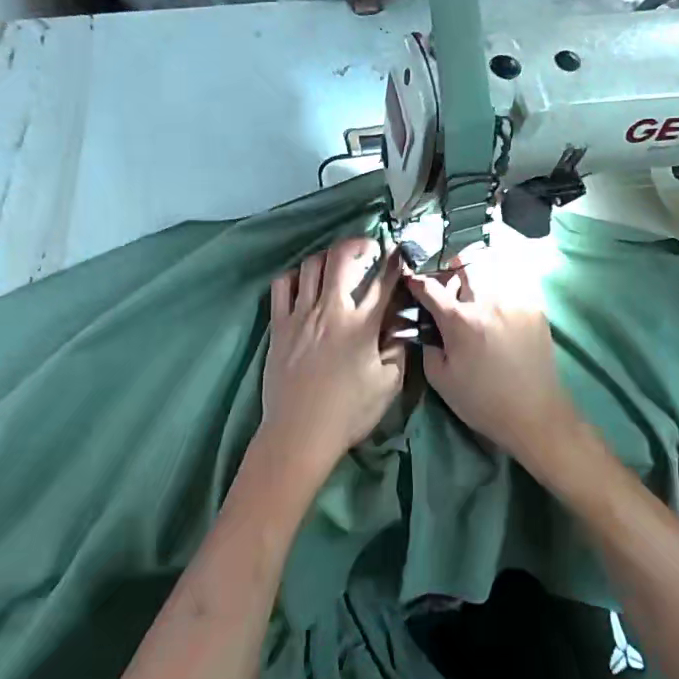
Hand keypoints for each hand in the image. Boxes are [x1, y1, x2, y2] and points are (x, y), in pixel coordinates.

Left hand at [260, 237, 404, 468]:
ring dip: (328, 257)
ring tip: (338, 264)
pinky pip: (282, 286)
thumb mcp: (389, 385)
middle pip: (341, 257)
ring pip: (311, 265)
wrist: (299, 434)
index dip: (395, 260)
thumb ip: (398, 348)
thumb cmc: (349, 413)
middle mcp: (330, 310)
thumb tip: (398, 324)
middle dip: (359, 244)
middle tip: (369, 249)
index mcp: (361, 325)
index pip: (383, 280)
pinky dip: (295, 276)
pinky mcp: (278, 326)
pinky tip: (305, 284)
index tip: (400, 252)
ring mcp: (300, 315)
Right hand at [405, 249, 579, 464]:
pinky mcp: (536, 308)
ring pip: (494, 267)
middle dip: (452, 265)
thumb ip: (427, 344)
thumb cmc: (482, 401)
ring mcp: (515, 301)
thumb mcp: (441, 378)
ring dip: (479, 271)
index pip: (430, 287)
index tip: (410, 278)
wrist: (534, 413)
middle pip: (466, 263)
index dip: (416, 280)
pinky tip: (499, 303)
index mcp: (460, 321)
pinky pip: (514, 284)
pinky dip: (501, 286)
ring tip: (475, 285)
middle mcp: (488, 302)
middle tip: (449, 278)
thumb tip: (426, 324)